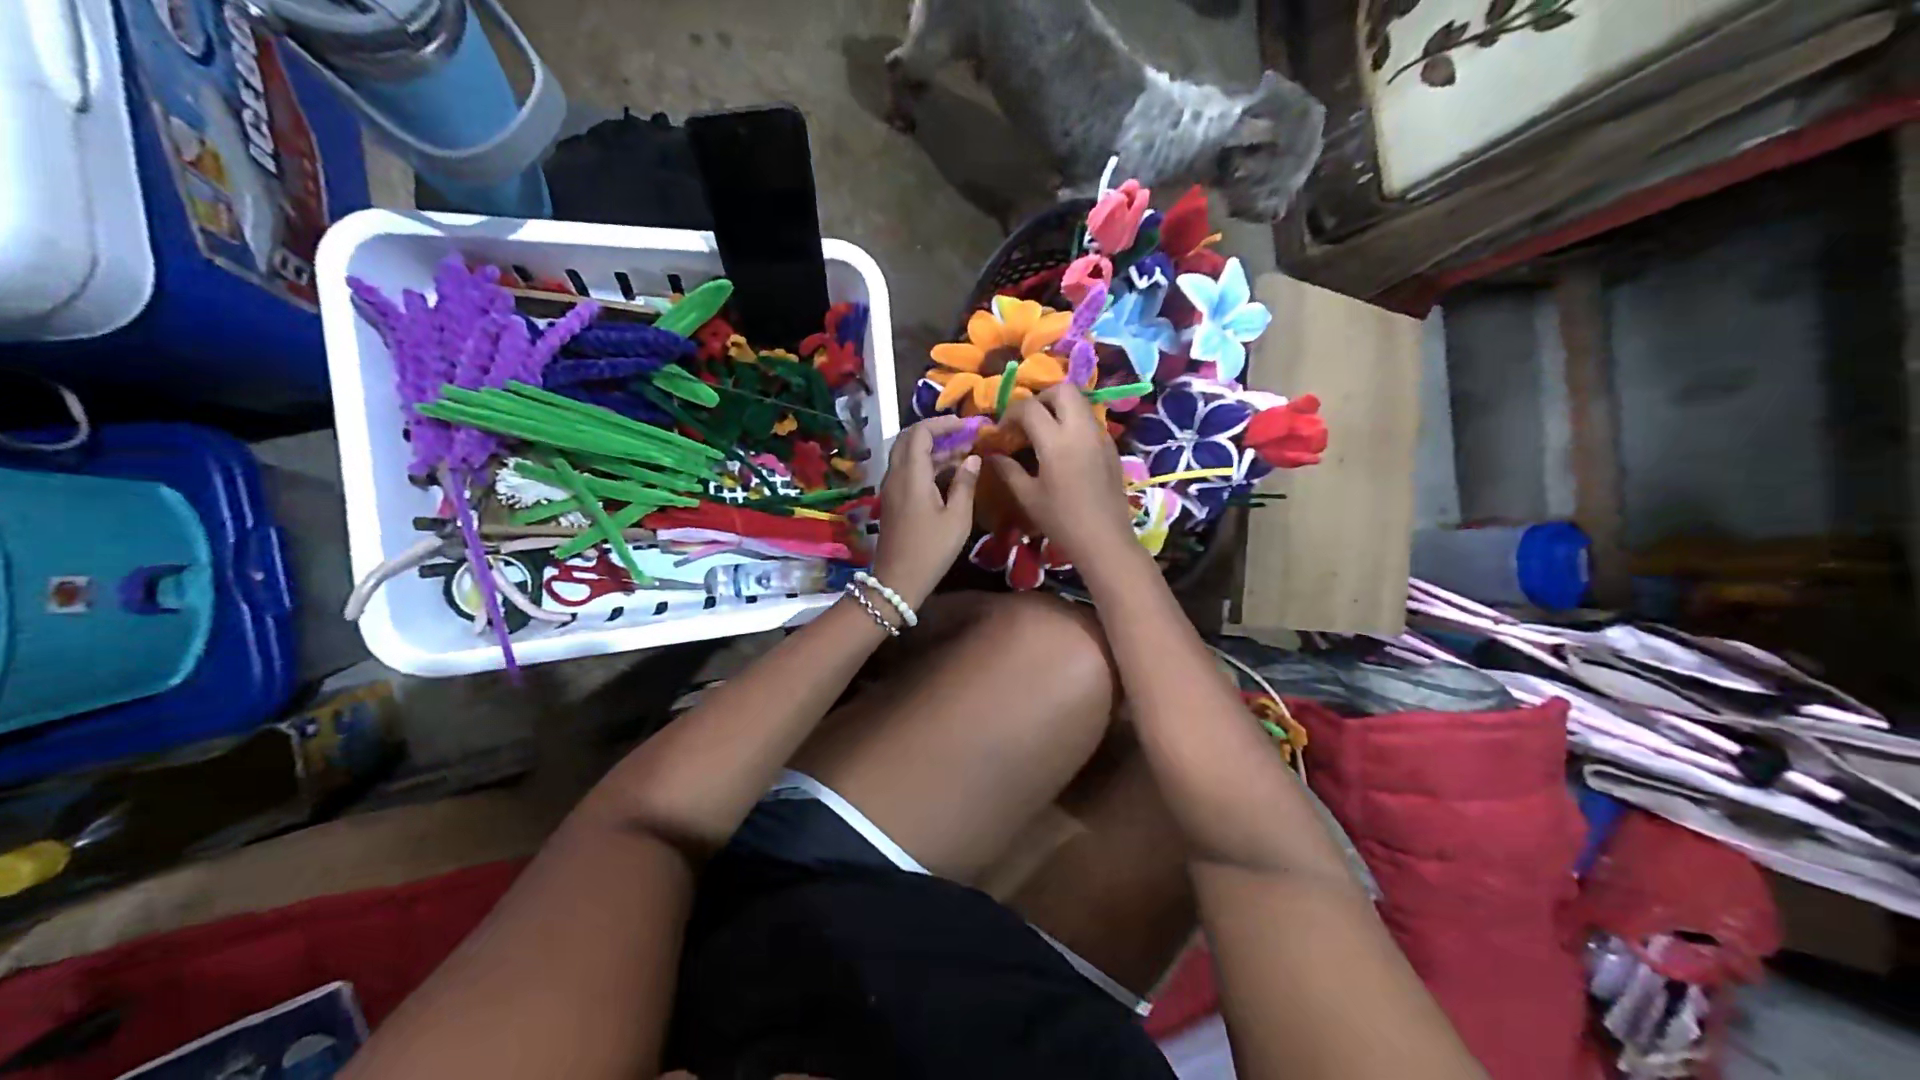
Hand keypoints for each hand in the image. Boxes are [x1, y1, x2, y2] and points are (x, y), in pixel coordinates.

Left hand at [870, 416, 981, 606]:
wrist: (897, 580)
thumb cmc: (931, 550)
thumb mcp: (957, 518)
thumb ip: (965, 484)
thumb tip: (973, 459)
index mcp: (911, 475)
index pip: (920, 432)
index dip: (943, 424)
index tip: (967, 425)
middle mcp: (896, 475)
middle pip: (909, 439)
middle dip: (937, 432)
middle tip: (964, 436)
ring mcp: (891, 487)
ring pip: (907, 454)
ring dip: (932, 449)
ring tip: (963, 453)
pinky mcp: (892, 499)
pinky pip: (906, 470)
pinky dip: (926, 464)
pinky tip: (948, 474)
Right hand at [990, 385, 1139, 571]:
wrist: (1105, 541)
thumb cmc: (1062, 521)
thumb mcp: (1028, 497)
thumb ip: (1008, 470)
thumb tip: (993, 454)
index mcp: (1056, 441)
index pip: (1030, 407)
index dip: (1011, 413)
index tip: (1002, 431)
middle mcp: (1081, 430)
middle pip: (1063, 390)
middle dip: (1041, 398)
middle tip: (1027, 421)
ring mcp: (1100, 436)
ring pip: (1080, 402)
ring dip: (1059, 407)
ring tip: (1044, 433)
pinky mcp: (1111, 447)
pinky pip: (1090, 421)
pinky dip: (1073, 423)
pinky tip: (1064, 448)